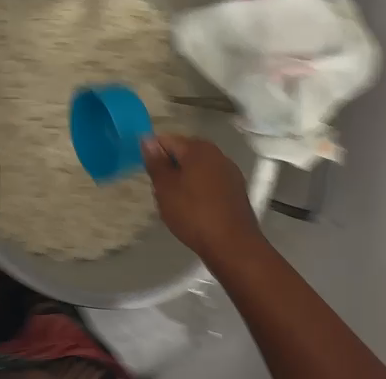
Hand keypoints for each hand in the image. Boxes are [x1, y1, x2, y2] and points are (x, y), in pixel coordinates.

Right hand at [142, 134, 263, 260]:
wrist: (234, 247)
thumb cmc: (194, 214)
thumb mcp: (165, 188)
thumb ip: (155, 162)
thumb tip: (147, 139)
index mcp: (197, 148)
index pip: (167, 140)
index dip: (154, 155)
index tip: (149, 176)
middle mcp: (216, 153)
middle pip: (184, 153)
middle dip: (171, 168)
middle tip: (161, 192)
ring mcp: (230, 172)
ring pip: (198, 169)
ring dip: (186, 180)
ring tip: (178, 204)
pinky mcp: (237, 191)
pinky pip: (212, 183)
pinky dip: (201, 191)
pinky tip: (196, 211)